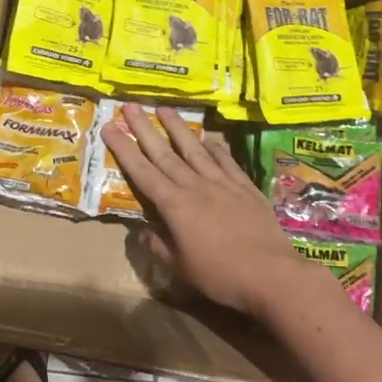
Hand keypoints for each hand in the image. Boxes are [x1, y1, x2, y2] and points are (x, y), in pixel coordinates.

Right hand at [101, 104, 326, 316]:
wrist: (272, 274)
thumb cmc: (221, 276)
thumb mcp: (181, 268)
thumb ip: (159, 247)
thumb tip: (141, 232)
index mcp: (175, 206)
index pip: (143, 172)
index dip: (124, 149)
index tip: (110, 127)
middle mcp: (196, 187)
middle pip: (165, 153)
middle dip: (145, 129)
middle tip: (130, 106)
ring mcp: (223, 184)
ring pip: (195, 150)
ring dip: (179, 128)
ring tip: (166, 109)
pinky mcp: (245, 188)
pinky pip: (226, 162)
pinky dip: (216, 148)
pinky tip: (209, 139)